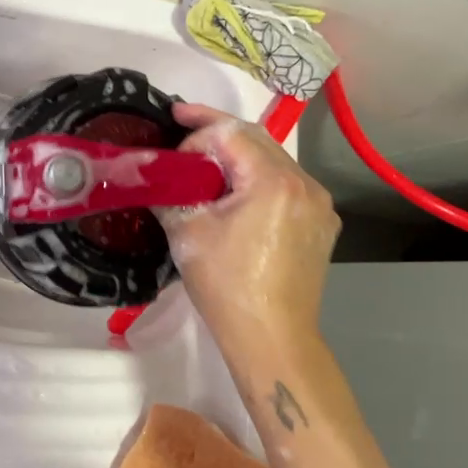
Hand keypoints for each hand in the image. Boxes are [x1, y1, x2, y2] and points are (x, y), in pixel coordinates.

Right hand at [152, 102, 339, 348]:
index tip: (170, 143)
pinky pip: (284, 185)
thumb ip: (166, 188)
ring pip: (272, 161)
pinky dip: (256, 179)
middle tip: (180, 129)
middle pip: (256, 139)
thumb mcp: (186, 229)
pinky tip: (232, 195)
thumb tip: (148, 170)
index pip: (231, 131)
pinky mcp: (320, 224)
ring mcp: (318, 205)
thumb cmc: (225, 283)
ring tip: (202, 165)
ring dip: (237, 157)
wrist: (271, 337)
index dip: (196, 131)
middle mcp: (305, 184)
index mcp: (274, 181)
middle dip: (216, 134)